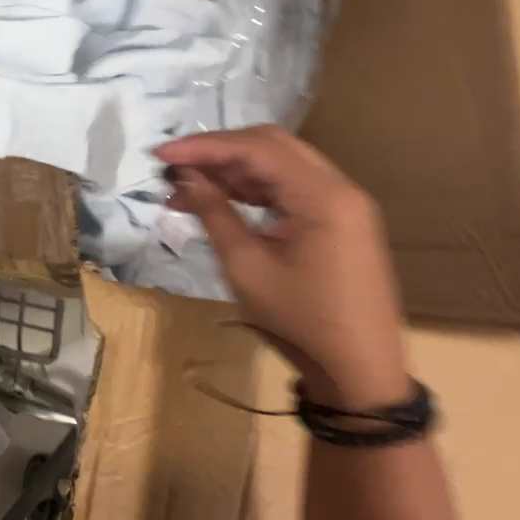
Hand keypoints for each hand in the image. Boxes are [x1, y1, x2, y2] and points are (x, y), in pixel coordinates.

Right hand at [156, 126, 410, 409]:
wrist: (360, 373)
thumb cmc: (301, 321)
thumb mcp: (246, 266)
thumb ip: (214, 212)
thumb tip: (183, 176)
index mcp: (323, 196)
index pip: (255, 149)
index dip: (203, 146)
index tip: (160, 156)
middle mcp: (339, 188)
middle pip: (270, 145)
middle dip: (217, 150)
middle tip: (173, 166)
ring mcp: (342, 204)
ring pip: (279, 163)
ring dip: (232, 169)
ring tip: (186, 187)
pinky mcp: (338, 221)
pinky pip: (289, 187)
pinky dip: (251, 187)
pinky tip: (218, 200)